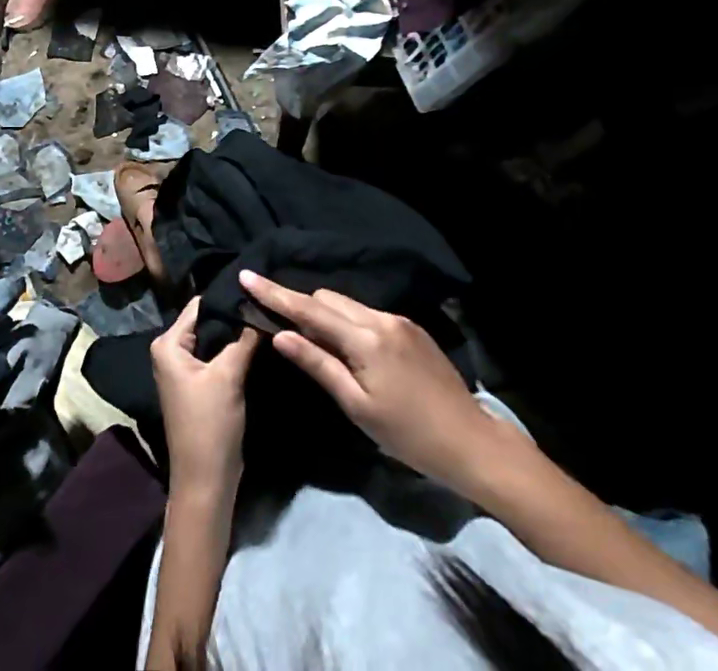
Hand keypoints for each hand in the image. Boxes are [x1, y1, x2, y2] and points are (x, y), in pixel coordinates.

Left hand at [151, 297, 261, 494]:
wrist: (206, 477)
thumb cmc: (210, 423)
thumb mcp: (228, 376)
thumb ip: (243, 338)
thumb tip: (259, 306)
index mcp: (168, 343)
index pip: (200, 305)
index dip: (228, 297)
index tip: (259, 290)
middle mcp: (171, 350)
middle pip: (207, 320)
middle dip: (234, 315)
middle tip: (268, 305)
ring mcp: (185, 368)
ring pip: (215, 339)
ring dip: (237, 333)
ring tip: (268, 319)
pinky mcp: (199, 383)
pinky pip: (217, 356)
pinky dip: (235, 350)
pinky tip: (259, 343)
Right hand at [242, 270, 501, 486]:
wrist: (470, 440)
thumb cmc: (407, 433)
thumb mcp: (356, 405)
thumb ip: (318, 364)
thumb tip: (281, 335)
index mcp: (366, 338)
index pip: (310, 308)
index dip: (275, 293)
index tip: (248, 276)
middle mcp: (382, 318)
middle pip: (328, 299)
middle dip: (300, 305)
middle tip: (278, 324)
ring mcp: (400, 321)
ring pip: (348, 304)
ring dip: (324, 314)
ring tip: (308, 337)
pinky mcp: (412, 329)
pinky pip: (367, 314)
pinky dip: (347, 322)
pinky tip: (345, 346)